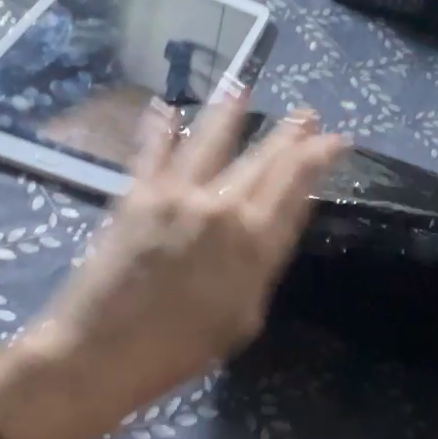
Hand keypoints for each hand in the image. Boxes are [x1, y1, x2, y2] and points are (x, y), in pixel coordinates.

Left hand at [0, 90, 347, 438]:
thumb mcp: (243, 318)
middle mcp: (221, 209)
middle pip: (263, 160)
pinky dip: (161, 128)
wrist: (101, 353)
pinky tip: (166, 108)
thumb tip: (273, 227)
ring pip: (212, 141)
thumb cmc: (181, 351)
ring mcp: (176, 196)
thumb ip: (262, 267)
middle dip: (290, 134)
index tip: (336, 140)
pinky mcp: (136, 195)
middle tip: (307, 114)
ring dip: (231, 111)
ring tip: (244, 85)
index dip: (319, 157)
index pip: (296, 185)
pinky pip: (154, 151)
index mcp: (255, 245)